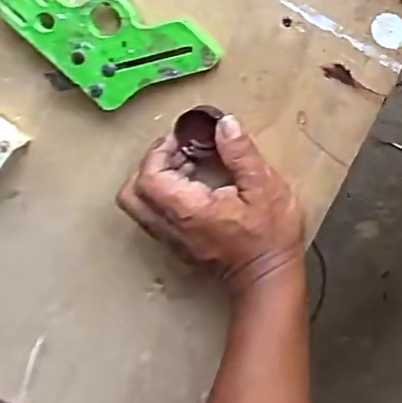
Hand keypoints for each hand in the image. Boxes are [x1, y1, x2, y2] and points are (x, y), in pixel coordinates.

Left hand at [116, 114, 305, 294]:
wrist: (270, 279)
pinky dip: (164, 192)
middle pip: (131, 193)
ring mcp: (172, 239)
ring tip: (190, 161)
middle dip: (150, 163)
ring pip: (139, 206)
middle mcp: (171, 226)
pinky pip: (154, 214)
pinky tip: (196, 181)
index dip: (159, 151)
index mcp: (188, 210)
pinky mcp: (179, 244)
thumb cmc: (269, 234)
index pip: (148, 177)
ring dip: (156, 177)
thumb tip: (224, 124)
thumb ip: (240, 153)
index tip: (184, 136)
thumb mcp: (263, 185)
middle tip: (180, 148)